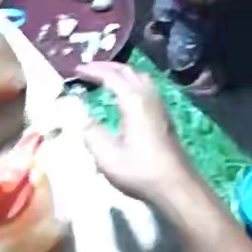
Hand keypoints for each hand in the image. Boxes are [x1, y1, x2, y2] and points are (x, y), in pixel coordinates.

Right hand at [75, 61, 198, 206]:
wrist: (176, 185)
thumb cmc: (140, 171)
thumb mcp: (107, 156)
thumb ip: (90, 131)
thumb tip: (77, 112)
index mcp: (134, 101)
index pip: (111, 76)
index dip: (93, 70)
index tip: (76, 69)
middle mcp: (148, 95)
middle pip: (127, 70)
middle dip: (106, 66)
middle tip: (87, 68)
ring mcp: (159, 103)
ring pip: (139, 75)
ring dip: (121, 71)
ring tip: (104, 75)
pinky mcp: (163, 113)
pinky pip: (145, 85)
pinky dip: (131, 79)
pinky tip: (125, 92)